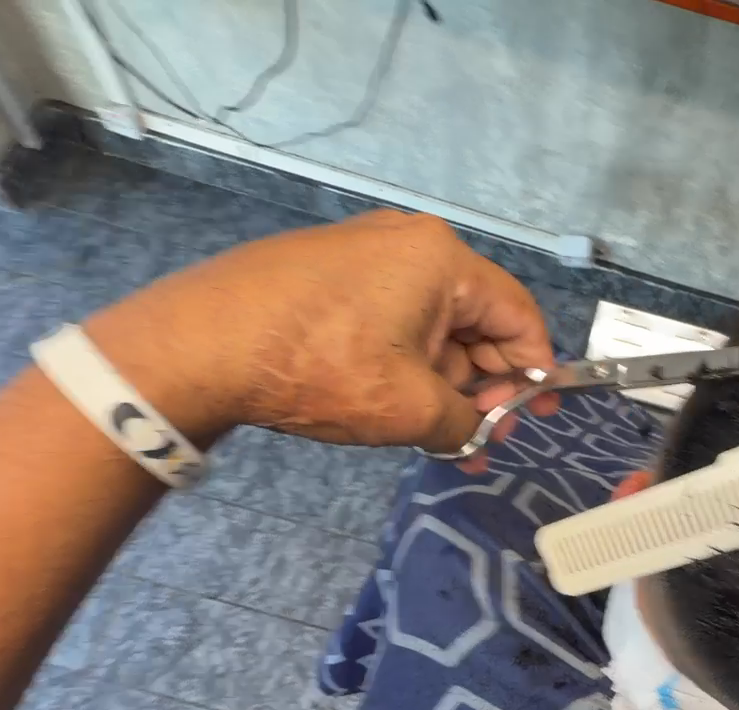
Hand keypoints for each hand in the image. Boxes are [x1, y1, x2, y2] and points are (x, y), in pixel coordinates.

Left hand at [84, 210, 556, 467]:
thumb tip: (477, 431)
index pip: (518, 314)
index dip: (536, 369)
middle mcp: (410, 243)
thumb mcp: (410, 409)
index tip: (541, 412)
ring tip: (444, 436)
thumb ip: (466, 423)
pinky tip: (403, 407)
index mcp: (442, 260)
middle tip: (486, 435)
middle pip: (475, 320)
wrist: (198, 346)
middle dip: (486, 383)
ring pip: (432, 326)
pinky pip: (393, 322)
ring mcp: (365, 254)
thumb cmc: (322, 369)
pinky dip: (408, 366)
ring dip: (446, 383)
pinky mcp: (330, 274)